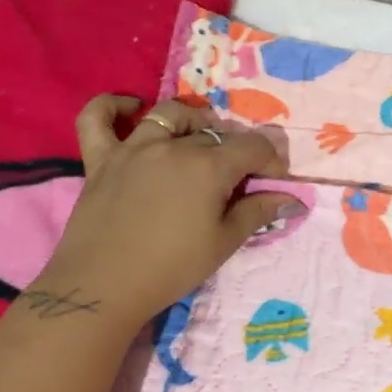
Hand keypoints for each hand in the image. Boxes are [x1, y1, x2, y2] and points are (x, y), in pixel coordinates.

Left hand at [37, 96, 304, 324]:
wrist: (104, 284)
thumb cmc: (173, 267)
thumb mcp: (224, 242)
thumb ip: (258, 212)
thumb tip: (293, 199)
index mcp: (209, 167)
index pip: (253, 146)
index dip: (271, 162)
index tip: (273, 184)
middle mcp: (173, 147)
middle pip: (215, 134)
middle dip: (237, 151)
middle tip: (241, 180)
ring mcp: (133, 148)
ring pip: (168, 115)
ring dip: (192, 121)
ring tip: (200, 139)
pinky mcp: (100, 158)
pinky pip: (98, 118)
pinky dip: (113, 106)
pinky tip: (131, 108)